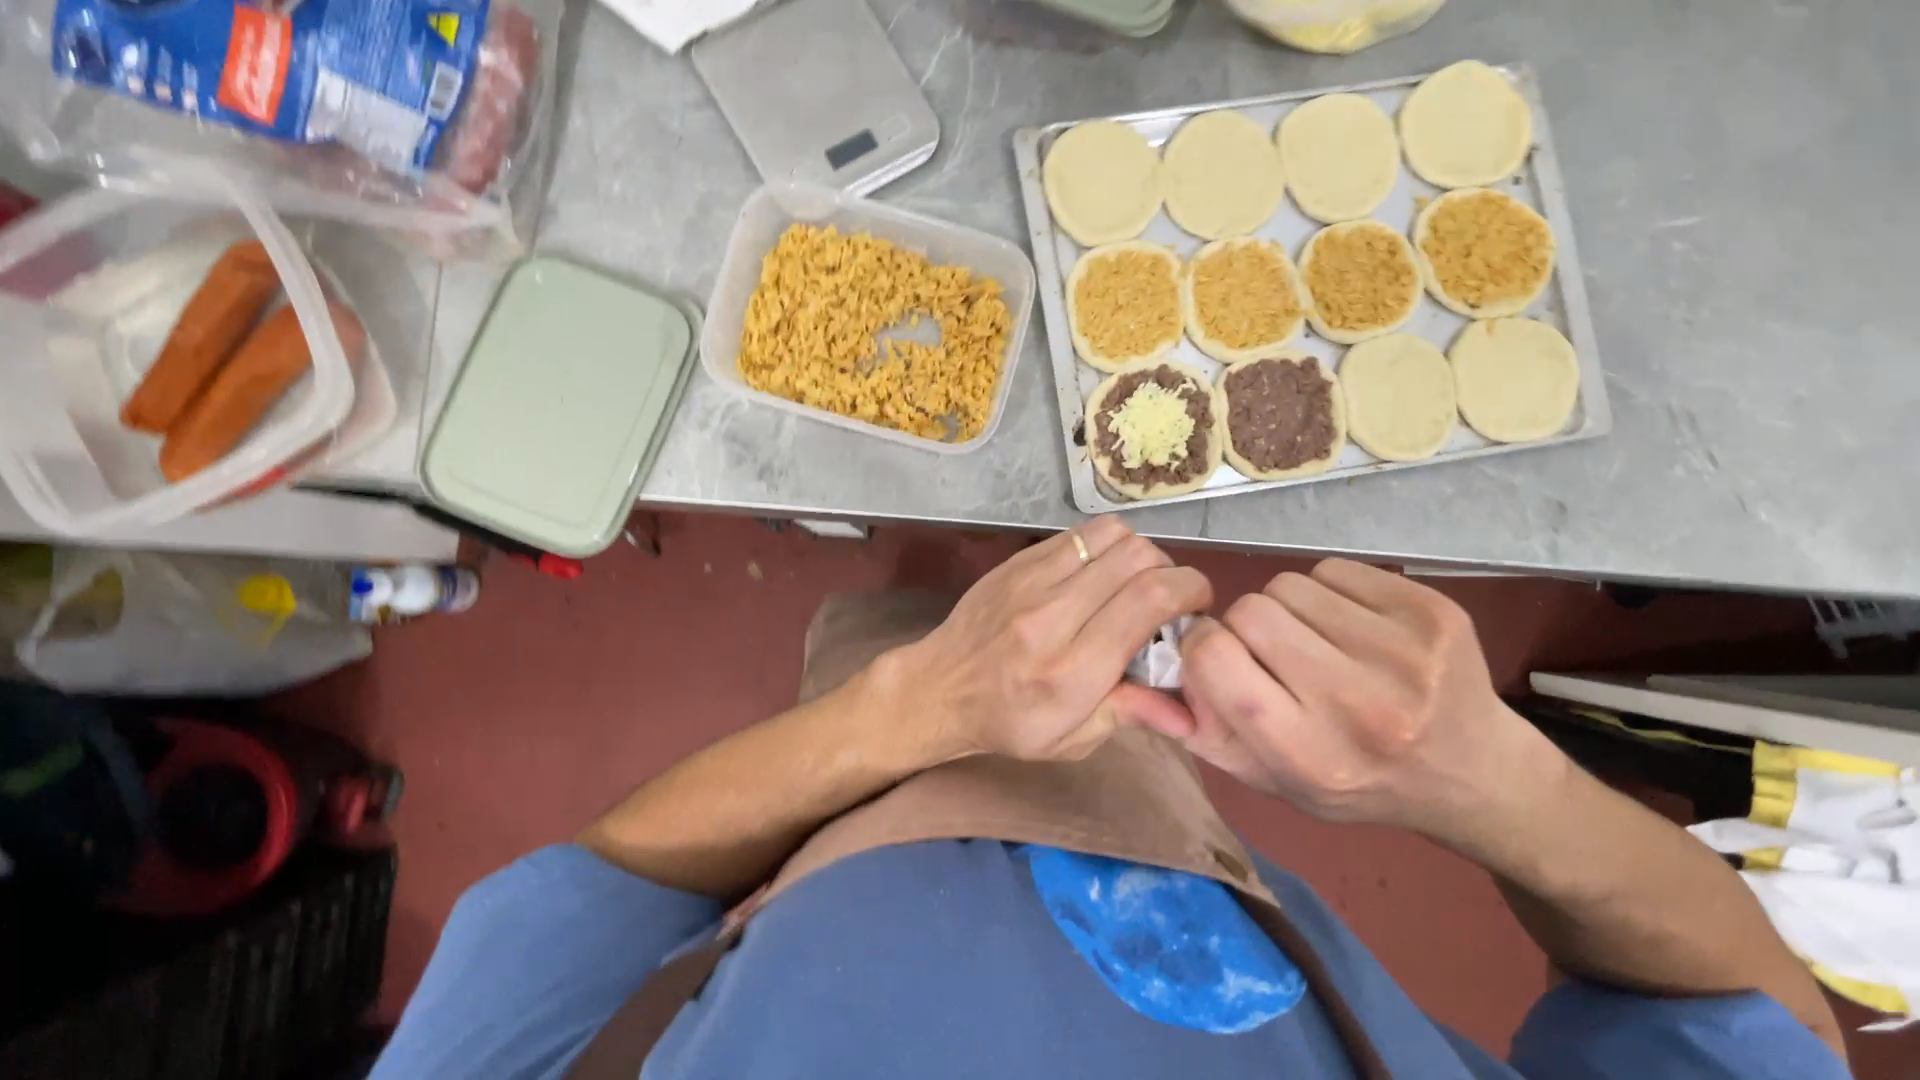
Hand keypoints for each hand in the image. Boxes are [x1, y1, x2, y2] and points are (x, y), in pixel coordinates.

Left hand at [876, 516, 1211, 762]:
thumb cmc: (1009, 723)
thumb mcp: (1071, 739)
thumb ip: (1131, 715)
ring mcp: (1031, 580)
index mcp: (1071, 670)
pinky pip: (1080, 533)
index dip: (1190, 591)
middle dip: (1171, 573)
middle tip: (1169, 599)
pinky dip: (1105, 546)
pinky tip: (1101, 572)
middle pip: (1138, 560)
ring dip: (1140, 554)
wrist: (940, 688)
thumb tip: (1193, 713)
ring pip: (1112, 536)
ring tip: (1136, 582)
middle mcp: (1053, 616)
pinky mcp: (1017, 562)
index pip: (1148, 602)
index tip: (1198, 606)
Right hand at [1178, 559, 1564, 844]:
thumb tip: (1128, 685)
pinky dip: (1327, 592)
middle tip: (1271, 655)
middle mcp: (1359, 703)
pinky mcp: (1433, 613)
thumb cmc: (1354, 782)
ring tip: (1314, 644)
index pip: (1214, 657)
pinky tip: (1350, 629)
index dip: (1202, 648)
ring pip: (1288, 585)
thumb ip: (1198, 731)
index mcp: (1308, 752)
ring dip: (1285, 608)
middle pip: (1250, 612)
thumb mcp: (1269, 779)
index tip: (1219, 660)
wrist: (1470, 774)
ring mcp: (1404, 654)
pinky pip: (1335, 570)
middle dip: (1245, 627)